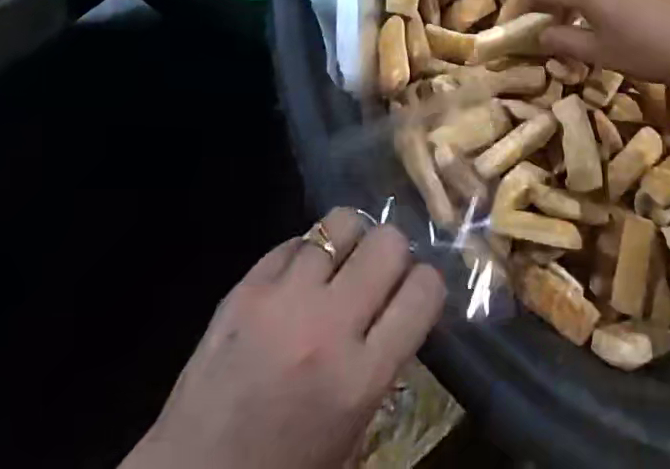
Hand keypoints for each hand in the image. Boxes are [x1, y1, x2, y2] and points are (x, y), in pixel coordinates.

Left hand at [121, 209, 445, 468]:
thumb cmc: (287, 464)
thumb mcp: (355, 426)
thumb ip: (385, 359)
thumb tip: (402, 299)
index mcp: (361, 376)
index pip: (424, 290)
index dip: (426, 285)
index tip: (415, 293)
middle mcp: (327, 327)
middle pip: (387, 243)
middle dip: (392, 253)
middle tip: (380, 274)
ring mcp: (282, 301)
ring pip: (341, 225)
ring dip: (349, 243)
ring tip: (340, 266)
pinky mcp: (243, 289)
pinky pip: (294, 241)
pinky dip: (306, 253)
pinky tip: (300, 278)